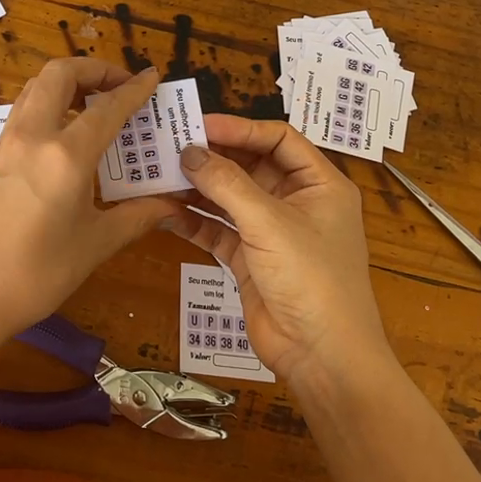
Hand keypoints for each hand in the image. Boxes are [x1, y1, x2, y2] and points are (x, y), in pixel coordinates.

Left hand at [0, 60, 185, 336]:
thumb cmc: (38, 273)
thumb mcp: (95, 245)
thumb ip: (136, 217)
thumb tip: (170, 206)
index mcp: (65, 155)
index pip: (107, 107)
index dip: (134, 89)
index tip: (153, 78)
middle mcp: (33, 135)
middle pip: (60, 73)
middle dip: (94, 69)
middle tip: (120, 85)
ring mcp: (7, 141)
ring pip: (36, 86)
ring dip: (68, 82)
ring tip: (95, 102)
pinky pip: (23, 109)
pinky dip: (48, 101)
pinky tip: (66, 130)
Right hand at [168, 116, 392, 382]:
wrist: (322, 357)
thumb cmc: (310, 277)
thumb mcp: (269, 222)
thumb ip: (225, 182)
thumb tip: (188, 151)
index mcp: (319, 184)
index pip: (278, 139)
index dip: (239, 128)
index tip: (198, 124)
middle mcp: (296, 201)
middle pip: (249, 165)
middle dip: (212, 157)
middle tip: (170, 145)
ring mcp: (271, 231)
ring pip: (229, 197)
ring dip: (197, 187)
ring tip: (159, 173)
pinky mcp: (249, 258)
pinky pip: (217, 229)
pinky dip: (193, 219)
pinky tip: (164, 210)